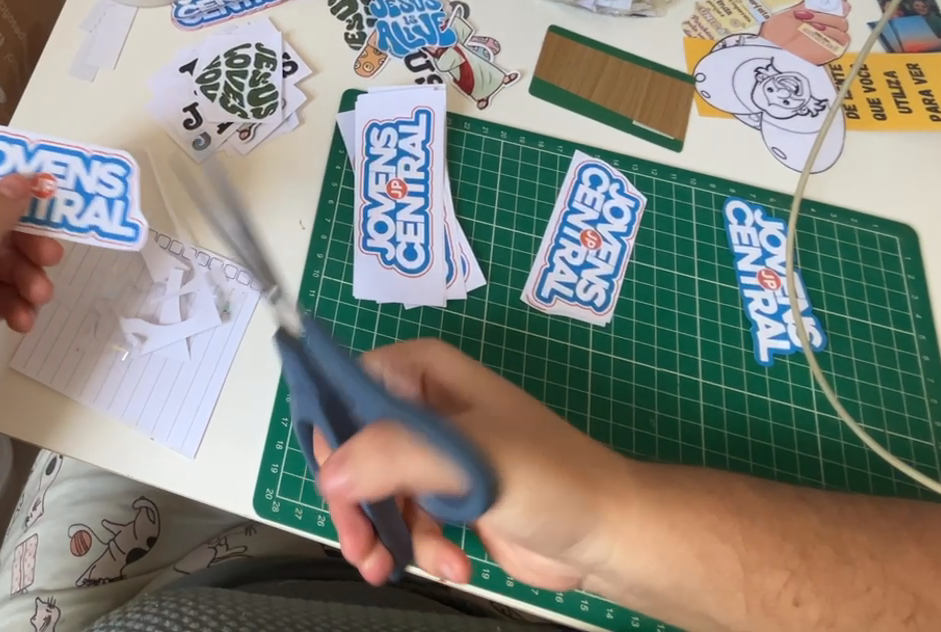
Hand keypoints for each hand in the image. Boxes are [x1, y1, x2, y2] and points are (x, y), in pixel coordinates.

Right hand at [315, 339, 633, 591]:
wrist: (610, 539)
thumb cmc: (549, 478)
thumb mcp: (470, 457)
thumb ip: (396, 457)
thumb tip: (329, 474)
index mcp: (419, 371)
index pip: (347, 388)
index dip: (332, 435)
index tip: (335, 486)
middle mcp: (416, 405)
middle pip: (352, 445)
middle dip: (355, 501)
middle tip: (360, 544)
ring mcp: (428, 452)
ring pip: (370, 489)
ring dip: (382, 533)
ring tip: (393, 569)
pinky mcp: (440, 495)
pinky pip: (400, 518)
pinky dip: (416, 548)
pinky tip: (452, 564)